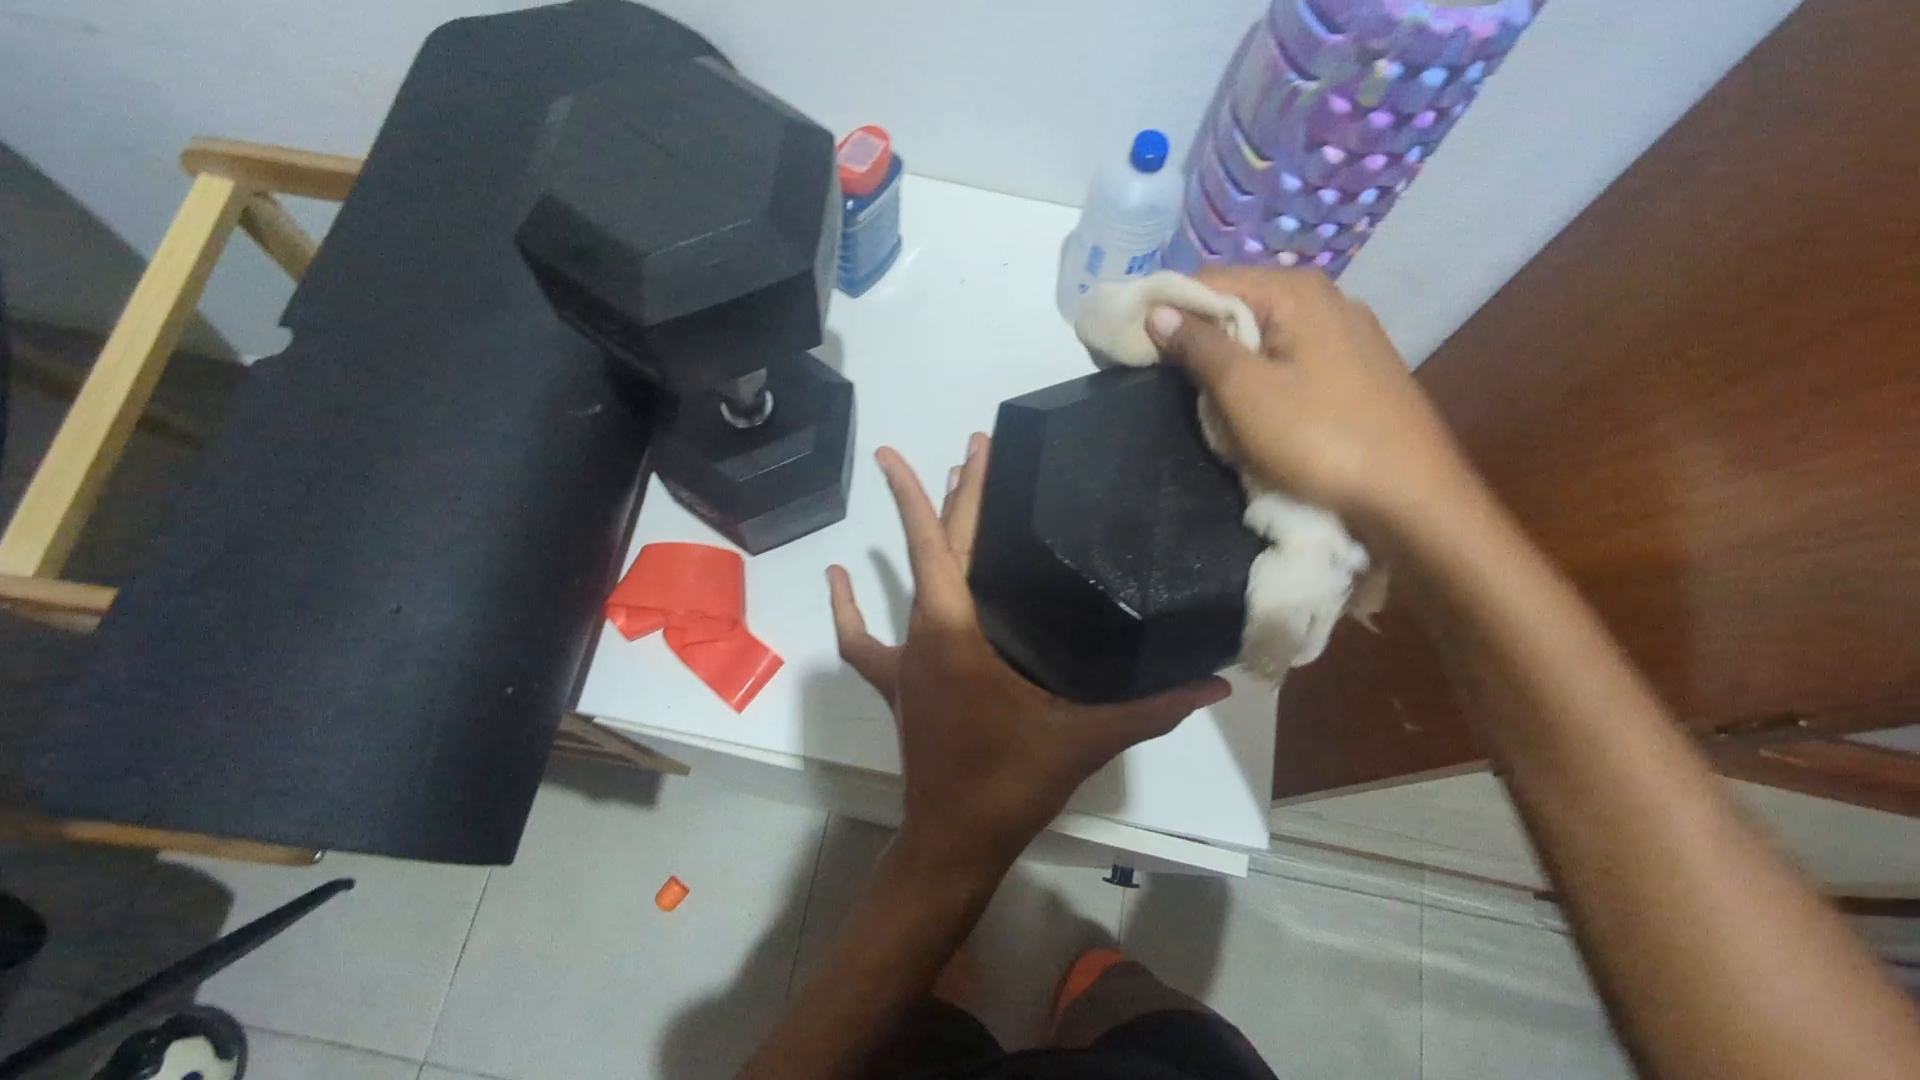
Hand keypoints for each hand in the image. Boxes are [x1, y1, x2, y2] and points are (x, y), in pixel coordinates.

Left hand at [828, 435, 1230, 871]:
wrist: (954, 840)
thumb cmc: (1011, 782)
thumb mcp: (1086, 739)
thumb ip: (1152, 707)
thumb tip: (1218, 684)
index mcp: (958, 633)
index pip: (942, 546)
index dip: (933, 493)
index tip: (935, 448)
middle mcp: (924, 634)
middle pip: (935, 551)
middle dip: (955, 494)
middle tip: (976, 448)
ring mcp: (904, 661)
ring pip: (909, 583)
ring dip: (922, 537)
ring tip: (940, 493)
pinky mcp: (896, 686)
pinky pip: (863, 641)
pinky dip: (849, 608)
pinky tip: (839, 575)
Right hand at [1147, 267, 1473, 528]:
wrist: (1411, 498)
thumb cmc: (1320, 439)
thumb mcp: (1245, 392)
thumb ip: (1199, 345)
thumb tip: (1157, 311)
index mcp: (1297, 291)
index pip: (1209, 280)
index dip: (1166, 311)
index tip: (1134, 350)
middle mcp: (1326, 299)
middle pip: (1238, 306)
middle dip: (1198, 341)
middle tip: (1169, 386)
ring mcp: (1348, 335)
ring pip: (1264, 337)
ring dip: (1230, 366)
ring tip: (1210, 406)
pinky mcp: (1358, 370)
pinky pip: (1291, 361)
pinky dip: (1263, 380)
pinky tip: (1257, 414)